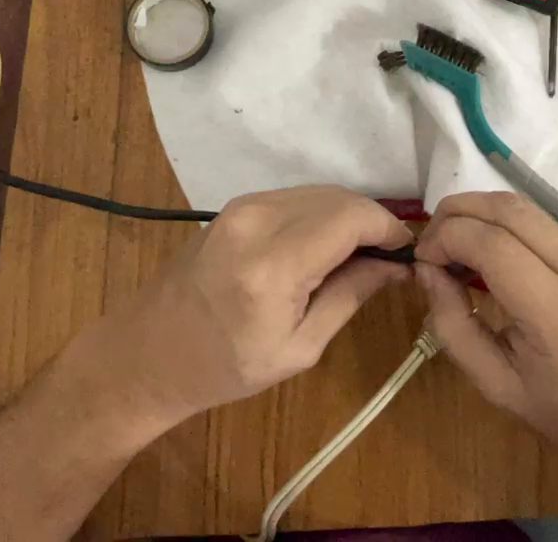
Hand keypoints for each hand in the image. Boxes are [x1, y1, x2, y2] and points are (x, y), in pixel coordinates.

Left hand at [80, 185, 413, 434]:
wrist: (150, 351)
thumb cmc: (225, 367)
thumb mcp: (300, 348)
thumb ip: (351, 295)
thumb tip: (397, 265)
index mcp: (273, 265)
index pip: (350, 217)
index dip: (388, 229)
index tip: (407, 253)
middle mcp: (258, 220)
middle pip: (339, 197)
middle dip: (372, 221)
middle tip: (388, 258)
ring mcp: (244, 205)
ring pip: (320, 191)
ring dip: (349, 215)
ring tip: (360, 255)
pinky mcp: (238, 204)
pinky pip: (297, 196)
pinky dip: (323, 213)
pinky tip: (326, 245)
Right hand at [413, 191, 557, 500]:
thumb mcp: (498, 386)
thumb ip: (453, 325)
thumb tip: (426, 270)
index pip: (493, 245)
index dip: (446, 238)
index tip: (422, 258)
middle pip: (510, 209)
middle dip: (457, 212)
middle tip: (431, 241)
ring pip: (526, 206)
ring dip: (480, 213)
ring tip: (454, 244)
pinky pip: (543, 221)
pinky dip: (505, 224)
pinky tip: (489, 251)